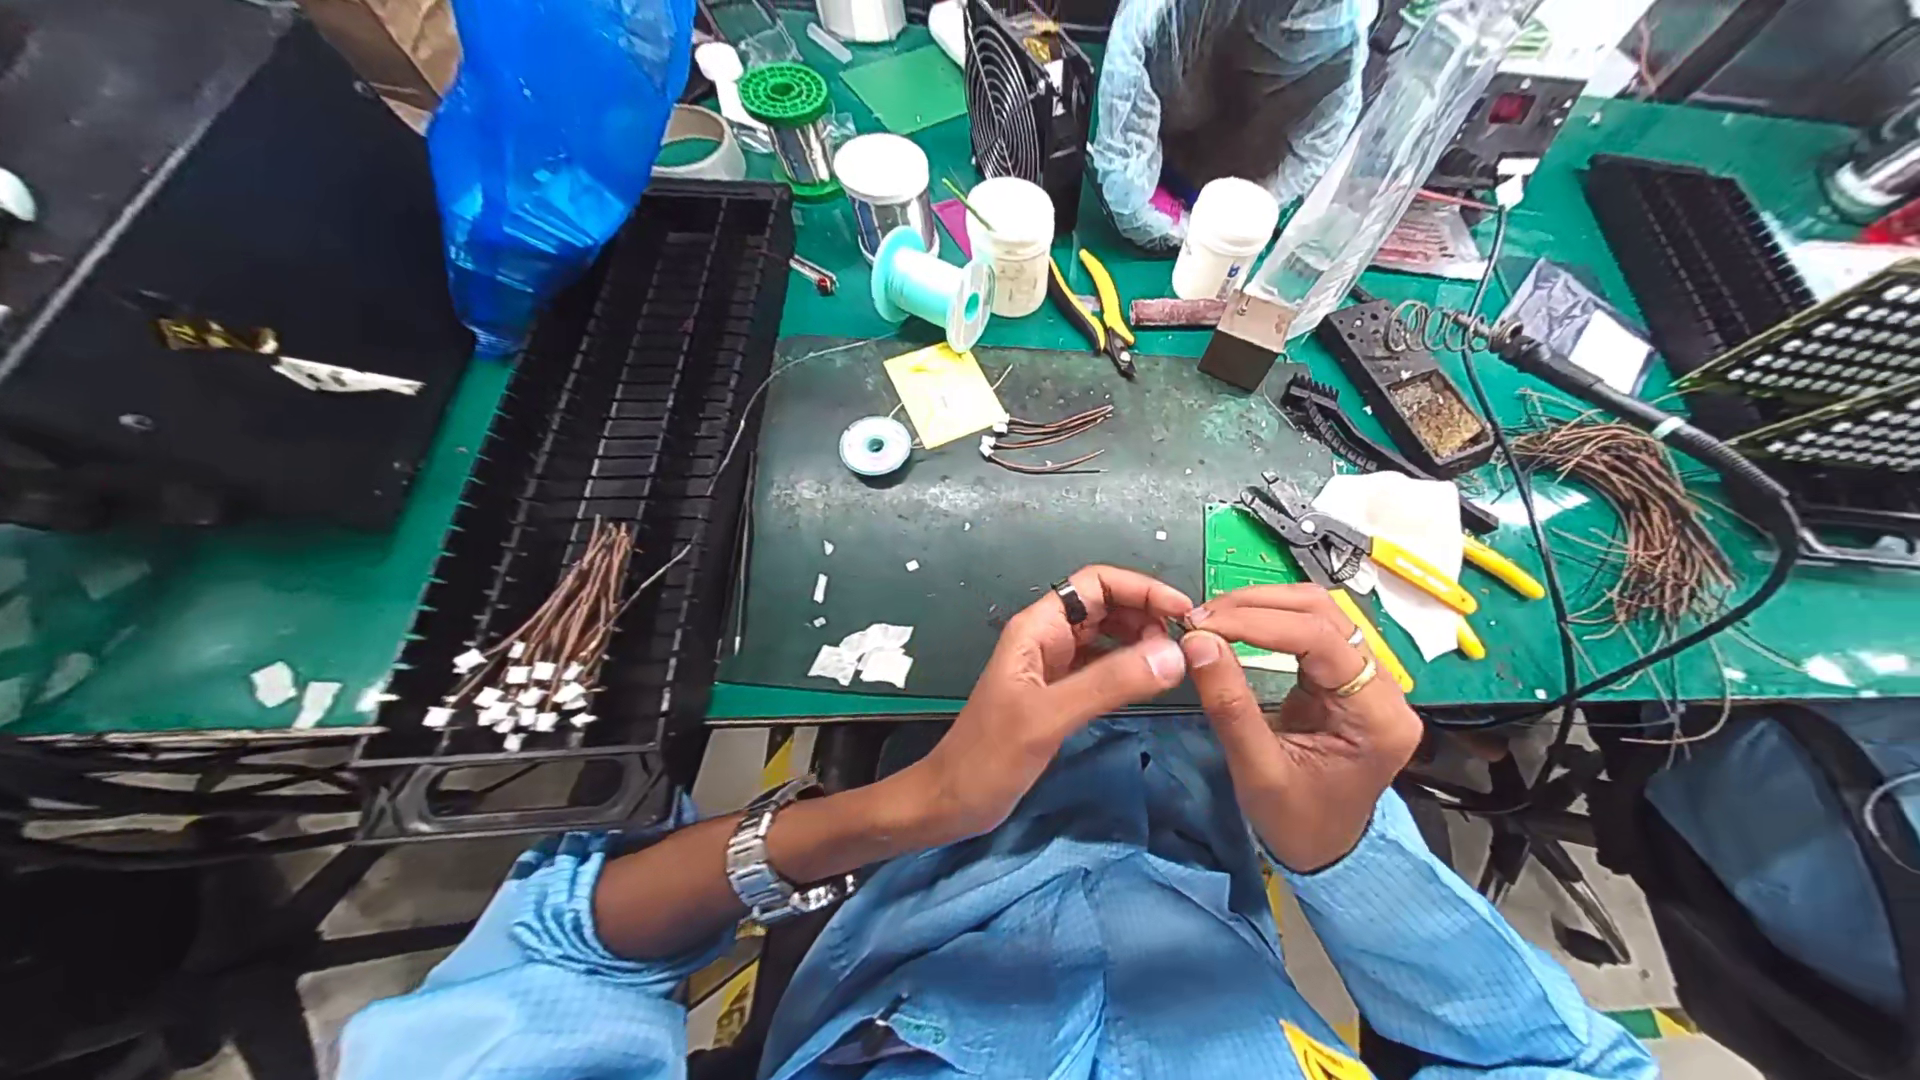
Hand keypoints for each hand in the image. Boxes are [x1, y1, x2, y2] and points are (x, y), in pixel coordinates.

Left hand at [905, 566, 1192, 842]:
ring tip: (1175, 660)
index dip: (1139, 588)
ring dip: (1140, 638)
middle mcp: (1046, 639)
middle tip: (1187, 642)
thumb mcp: (1049, 716)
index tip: (1182, 611)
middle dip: (1145, 612)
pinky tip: (1150, 681)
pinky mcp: (1059, 693)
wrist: (953, 800)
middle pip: (1104, 605)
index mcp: (1037, 629)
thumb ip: (1109, 683)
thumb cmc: (990, 756)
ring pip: (1106, 635)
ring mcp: (1053, 666)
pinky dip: (1129, 666)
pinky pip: (1102, 666)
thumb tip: (1173, 653)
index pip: (1094, 583)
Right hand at [1179, 585, 1421, 872]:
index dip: (1257, 623)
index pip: (1320, 640)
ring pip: (1319, 611)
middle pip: (1325, 612)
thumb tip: (1197, 641)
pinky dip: (1267, 618)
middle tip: (1202, 618)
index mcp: (1377, 716)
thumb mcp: (1257, 769)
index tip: (1202, 625)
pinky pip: (1309, 628)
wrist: (1326, 851)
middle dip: (1257, 605)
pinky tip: (1234, 624)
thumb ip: (1229, 703)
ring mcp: (1367, 679)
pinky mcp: (1344, 677)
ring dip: (1261, 605)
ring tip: (1213, 618)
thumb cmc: (1297, 821)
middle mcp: (1383, 688)